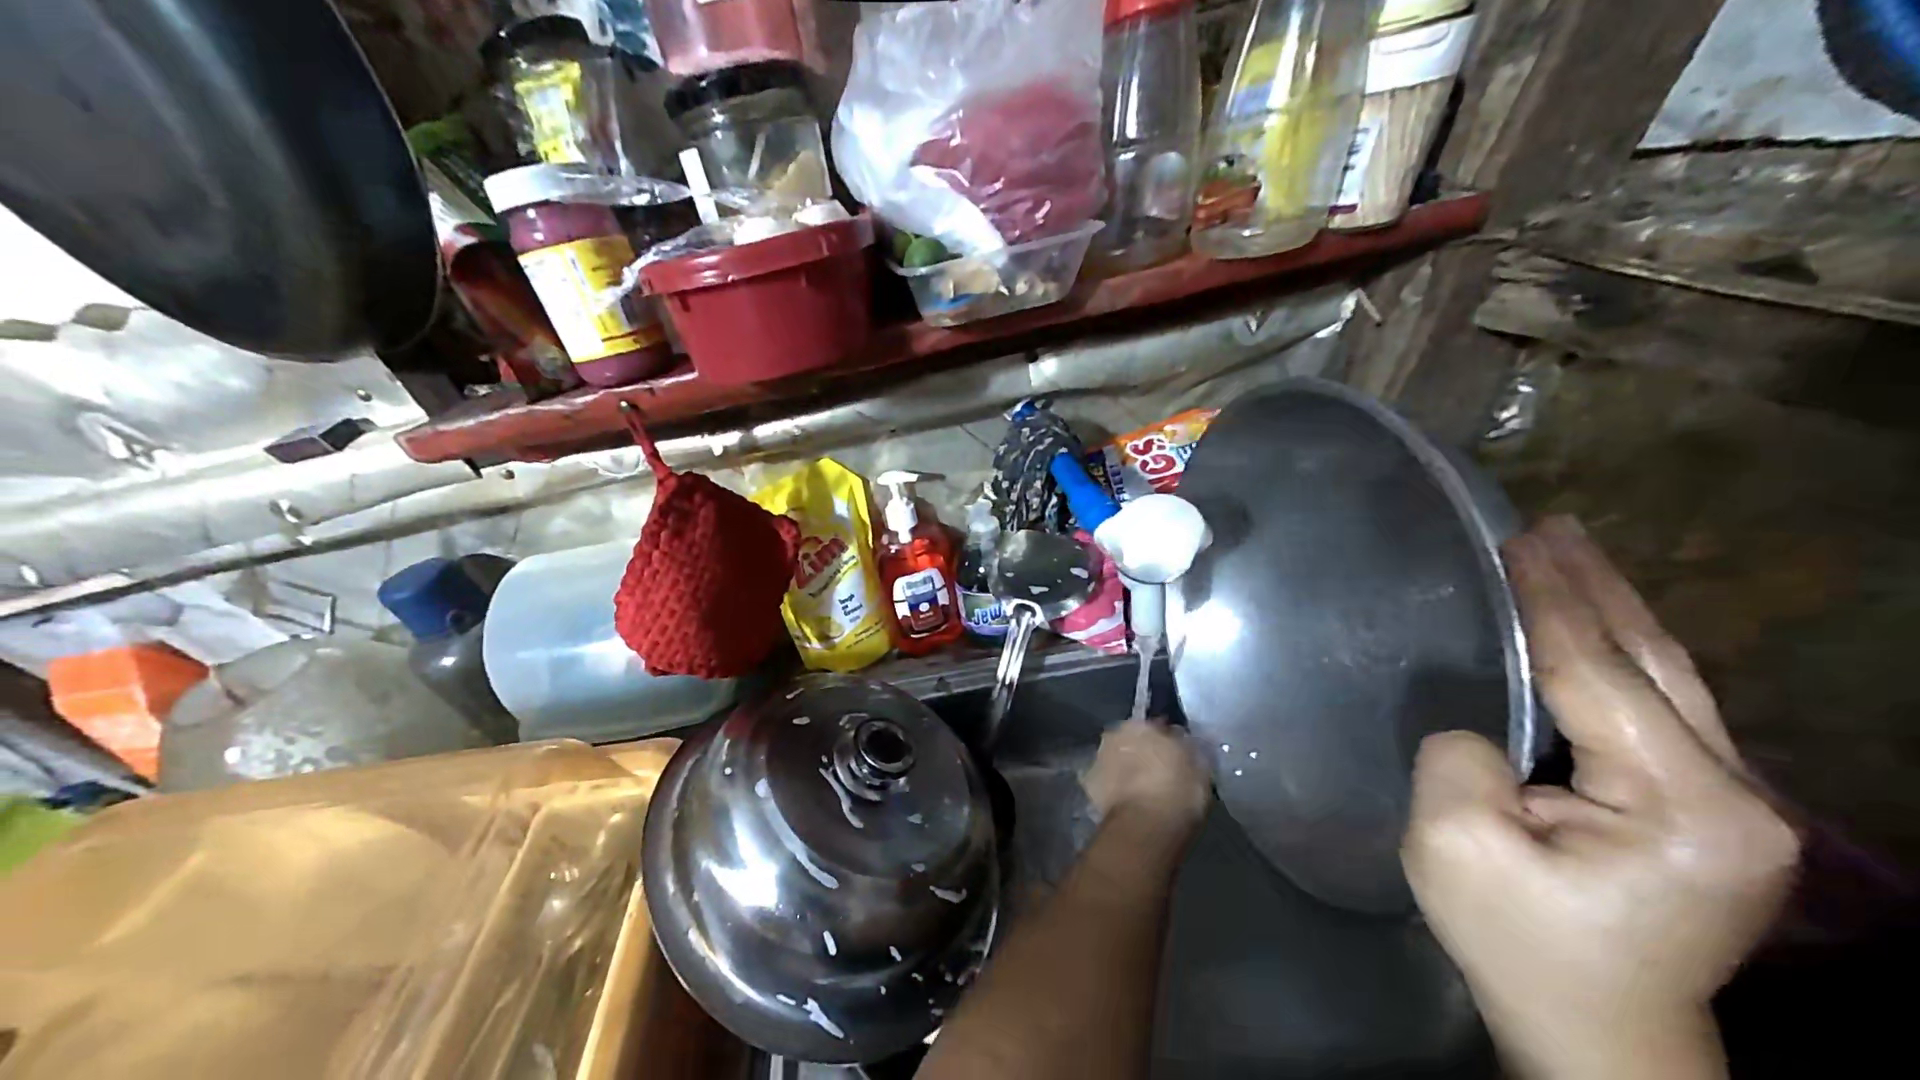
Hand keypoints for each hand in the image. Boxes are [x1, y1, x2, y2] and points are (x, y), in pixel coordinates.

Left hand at [1083, 717, 1210, 836]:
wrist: (1145, 827)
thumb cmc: (1179, 793)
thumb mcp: (1199, 766)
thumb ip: (1187, 747)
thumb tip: (1180, 740)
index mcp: (1141, 725)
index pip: (1156, 726)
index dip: (1167, 741)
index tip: (1176, 755)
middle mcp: (1114, 735)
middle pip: (1131, 740)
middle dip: (1142, 752)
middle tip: (1158, 772)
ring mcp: (1097, 759)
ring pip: (1115, 759)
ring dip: (1125, 769)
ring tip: (1142, 791)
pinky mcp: (1088, 785)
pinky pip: (1105, 781)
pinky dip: (1113, 788)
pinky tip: (1126, 803)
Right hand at [1402, 517, 1798, 1079]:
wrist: (1595, 1029)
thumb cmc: (1519, 942)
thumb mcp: (1456, 848)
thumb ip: (1461, 759)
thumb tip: (1485, 725)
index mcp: (1681, 808)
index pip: (1601, 676)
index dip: (1551, 604)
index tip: (1518, 540)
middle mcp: (1736, 797)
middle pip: (1658, 664)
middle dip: (1597, 587)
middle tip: (1552, 525)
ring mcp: (1735, 806)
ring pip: (1672, 680)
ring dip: (1616, 611)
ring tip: (1572, 554)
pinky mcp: (1710, 813)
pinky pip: (1662, 708)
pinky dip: (1621, 653)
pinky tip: (1595, 626)